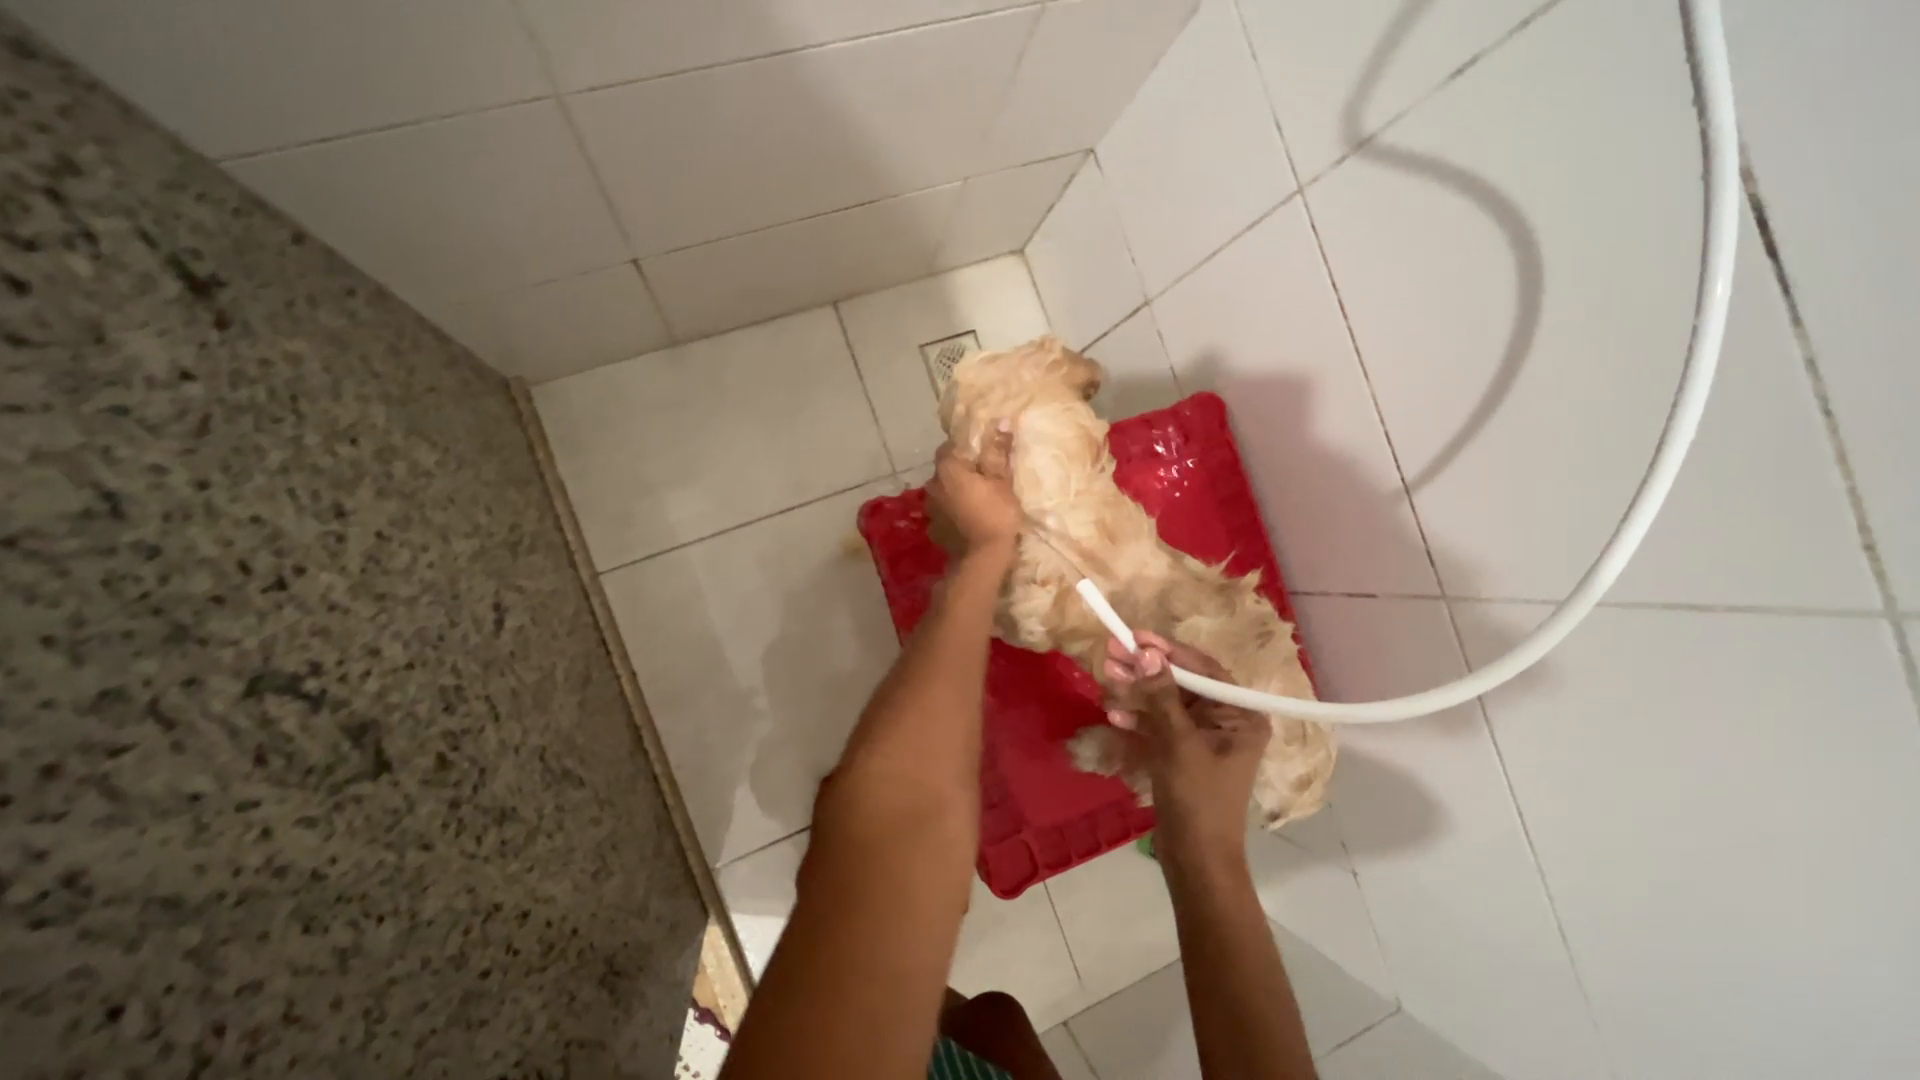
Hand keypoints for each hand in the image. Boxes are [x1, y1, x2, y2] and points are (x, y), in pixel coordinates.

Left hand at [929, 425, 1021, 552]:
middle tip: (983, 477)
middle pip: (945, 469)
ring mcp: (930, 508)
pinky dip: (953, 510)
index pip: (950, 446)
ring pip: (943, 490)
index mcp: (947, 469)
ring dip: (955, 491)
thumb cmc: (996, 514)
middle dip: (961, 470)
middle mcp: (932, 484)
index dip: (966, 447)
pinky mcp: (934, 527)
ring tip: (977, 498)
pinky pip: (944, 510)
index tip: (983, 454)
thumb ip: (997, 452)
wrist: (983, 559)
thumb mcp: (1002, 482)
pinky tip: (969, 517)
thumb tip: (999, 423)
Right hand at [1104, 631, 1268, 865]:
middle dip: (1146, 669)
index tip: (1135, 636)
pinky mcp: (1182, 754)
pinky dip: (1138, 717)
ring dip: (1137, 690)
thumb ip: (1162, 695)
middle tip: (1111, 651)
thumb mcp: (1179, 743)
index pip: (1204, 670)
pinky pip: (1159, 725)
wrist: (1195, 858)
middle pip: (1181, 683)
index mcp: (1241, 716)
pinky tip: (1113, 712)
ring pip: (1166, 702)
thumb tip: (1146, 652)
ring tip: (1105, 675)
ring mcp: (1202, 738)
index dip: (1168, 651)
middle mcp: (1225, 721)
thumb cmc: (1198, 798)